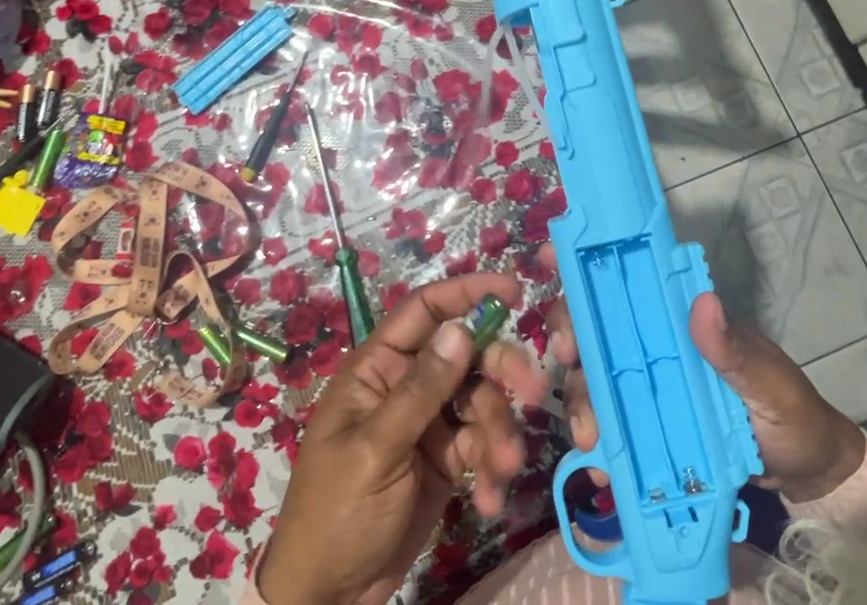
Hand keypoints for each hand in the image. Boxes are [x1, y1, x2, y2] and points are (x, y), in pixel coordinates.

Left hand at [259, 273, 547, 604]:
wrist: (332, 591)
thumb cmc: (337, 511)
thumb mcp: (376, 450)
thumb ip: (420, 391)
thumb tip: (460, 328)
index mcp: (376, 368)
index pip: (424, 311)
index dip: (466, 293)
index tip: (515, 291)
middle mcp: (405, 385)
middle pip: (466, 356)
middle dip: (501, 374)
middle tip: (533, 394)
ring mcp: (428, 422)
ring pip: (481, 402)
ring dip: (500, 433)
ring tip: (503, 470)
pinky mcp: (447, 458)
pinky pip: (482, 445)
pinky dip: (492, 468)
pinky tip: (489, 499)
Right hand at [542, 245, 865, 502]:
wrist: (806, 478)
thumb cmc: (792, 416)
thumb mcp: (770, 384)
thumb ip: (736, 351)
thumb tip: (703, 301)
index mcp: (682, 321)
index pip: (629, 283)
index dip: (587, 267)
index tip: (551, 259)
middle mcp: (656, 346)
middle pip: (596, 327)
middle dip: (570, 334)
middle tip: (567, 358)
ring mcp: (647, 387)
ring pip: (593, 377)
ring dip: (580, 398)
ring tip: (588, 437)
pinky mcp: (644, 428)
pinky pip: (607, 424)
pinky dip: (594, 439)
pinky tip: (596, 462)